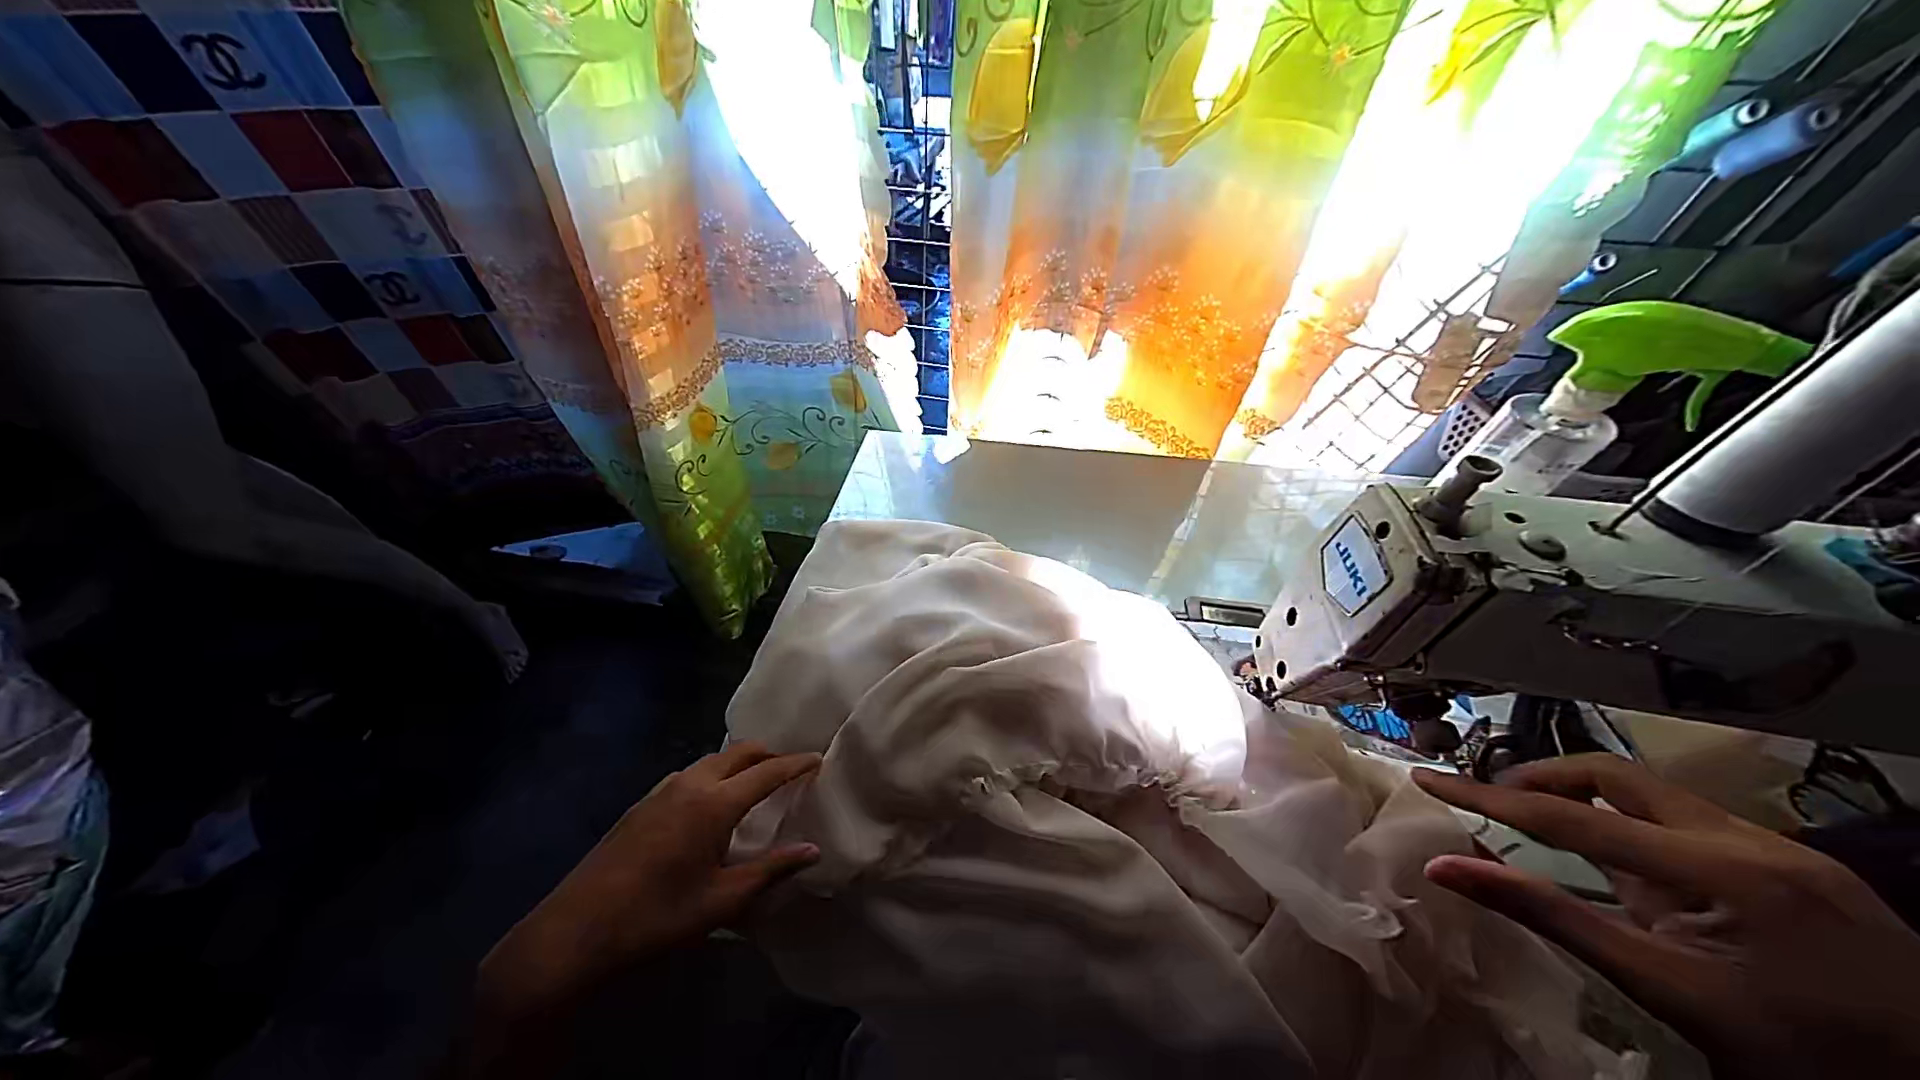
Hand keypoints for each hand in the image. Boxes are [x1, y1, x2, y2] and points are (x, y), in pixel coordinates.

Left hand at [476, 742, 820, 1020]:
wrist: (575, 930)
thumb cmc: (657, 917)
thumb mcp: (722, 900)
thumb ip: (771, 870)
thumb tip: (813, 850)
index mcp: (715, 804)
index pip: (768, 772)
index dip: (796, 764)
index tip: (818, 759)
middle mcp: (690, 784)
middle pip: (740, 752)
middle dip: (769, 754)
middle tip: (790, 769)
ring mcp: (661, 790)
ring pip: (712, 759)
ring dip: (740, 762)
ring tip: (755, 783)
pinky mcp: (642, 802)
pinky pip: (690, 773)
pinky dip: (714, 773)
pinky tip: (712, 802)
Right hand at [1414, 754, 1919, 1079]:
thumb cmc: (1803, 1052)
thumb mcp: (1668, 990)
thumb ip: (1553, 918)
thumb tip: (1447, 868)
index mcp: (1719, 870)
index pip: (1568, 816)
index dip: (1487, 795)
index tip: (1429, 778)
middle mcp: (1751, 841)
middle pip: (1615, 776)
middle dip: (1544, 780)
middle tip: (1497, 803)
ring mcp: (1783, 850)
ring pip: (1654, 796)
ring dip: (1591, 806)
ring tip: (1555, 839)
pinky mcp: (1799, 868)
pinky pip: (1691, 825)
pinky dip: (1638, 832)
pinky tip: (1635, 874)